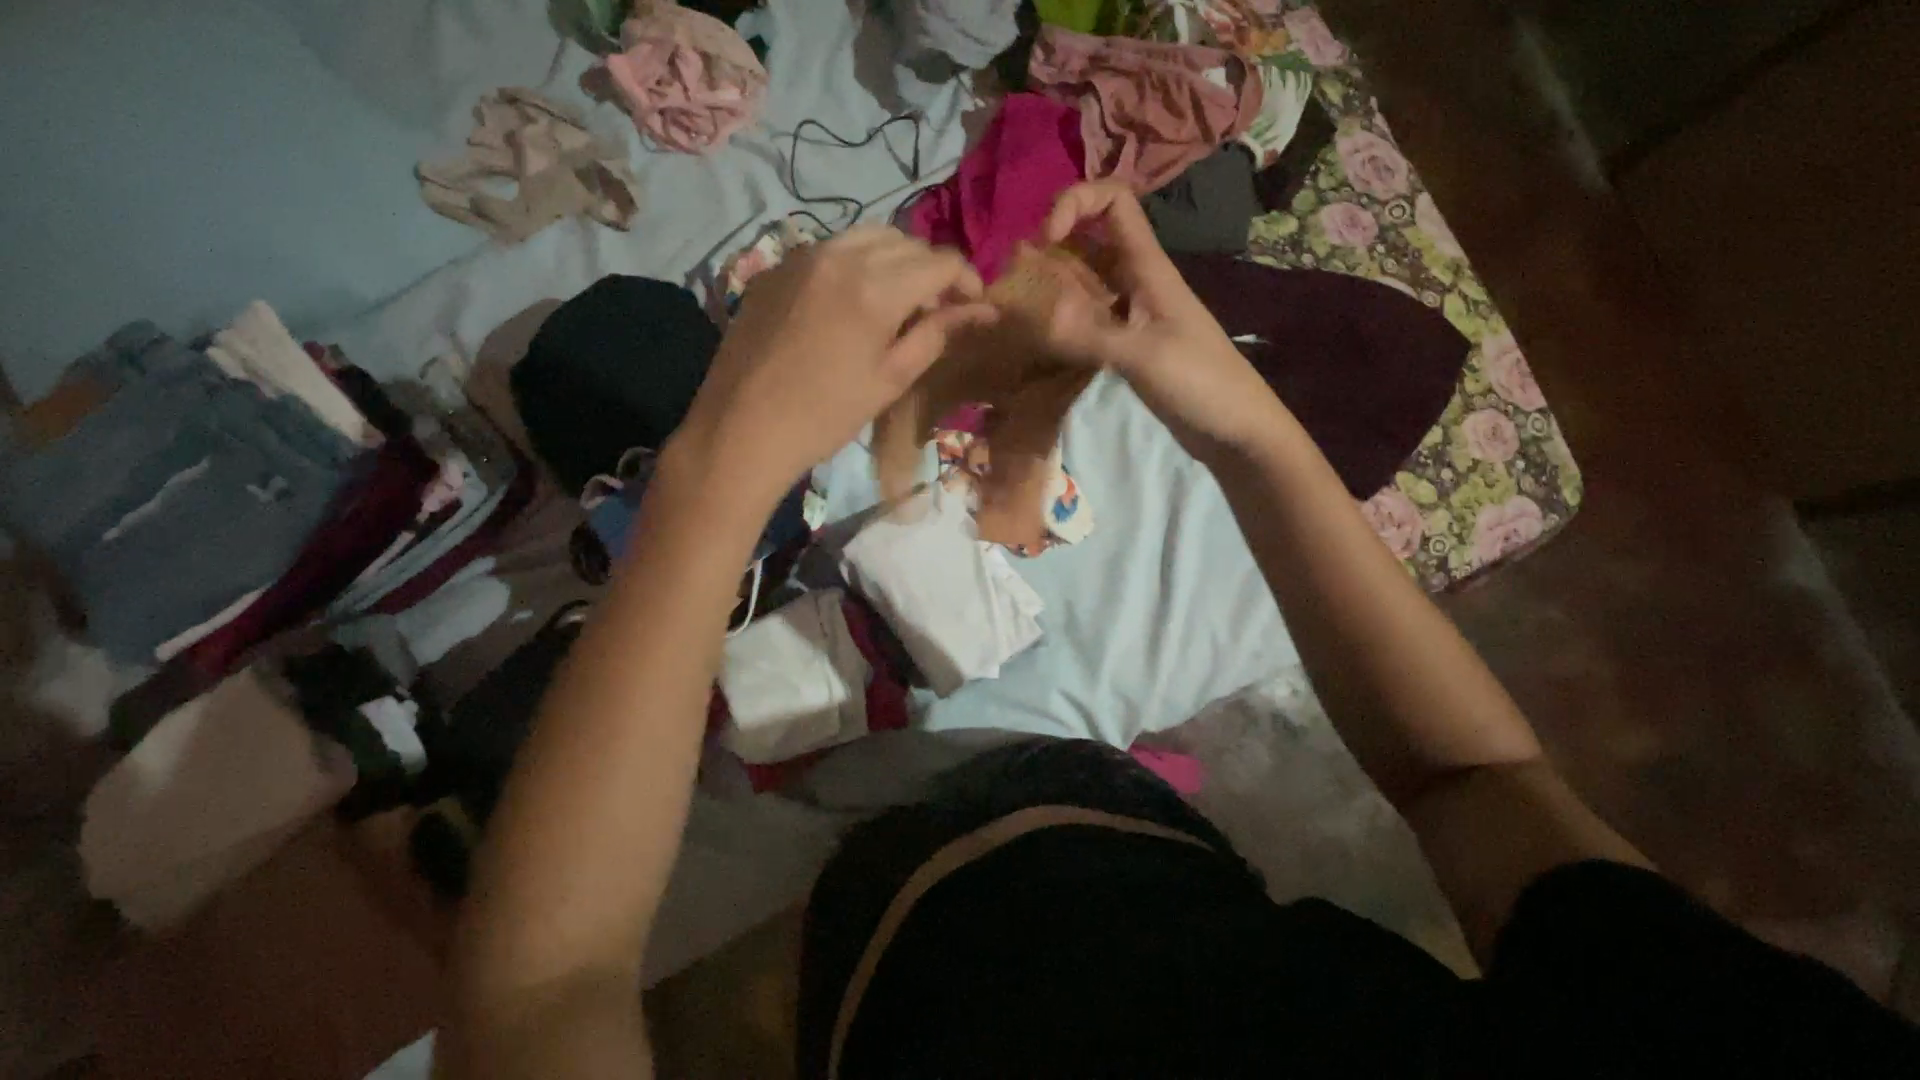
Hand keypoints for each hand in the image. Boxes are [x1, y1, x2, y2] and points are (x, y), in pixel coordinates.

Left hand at [672, 226, 994, 499]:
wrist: (742, 428)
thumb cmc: (826, 415)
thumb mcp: (891, 378)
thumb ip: (937, 334)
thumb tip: (983, 312)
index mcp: (876, 287)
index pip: (940, 261)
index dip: (966, 281)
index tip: (973, 308)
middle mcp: (841, 255)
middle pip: (905, 241)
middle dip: (929, 269)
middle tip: (934, 311)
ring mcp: (802, 256)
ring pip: (867, 236)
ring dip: (893, 261)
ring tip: (894, 303)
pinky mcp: (776, 267)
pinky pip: (829, 249)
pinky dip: (854, 265)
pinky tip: (850, 303)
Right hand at [1040, 181, 1291, 460]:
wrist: (1236, 430)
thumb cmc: (1202, 383)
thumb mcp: (1144, 356)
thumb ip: (1088, 334)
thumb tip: (1030, 315)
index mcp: (1149, 267)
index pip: (1114, 201)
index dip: (1076, 203)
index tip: (1046, 237)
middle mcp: (1136, 281)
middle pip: (1088, 241)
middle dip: (1049, 250)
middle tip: (1014, 282)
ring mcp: (1130, 314)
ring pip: (1082, 283)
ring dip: (1049, 287)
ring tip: (1015, 311)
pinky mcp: (1125, 345)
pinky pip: (1086, 319)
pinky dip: (1060, 322)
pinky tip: (1037, 339)